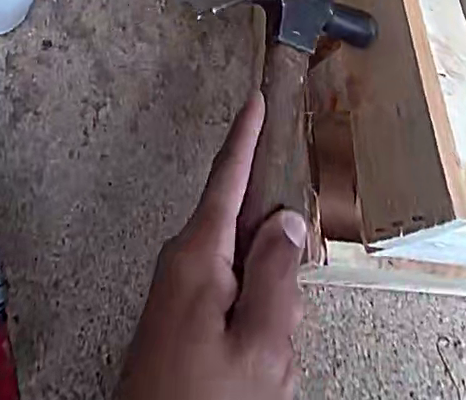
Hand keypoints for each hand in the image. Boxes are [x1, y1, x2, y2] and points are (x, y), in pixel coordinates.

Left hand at [116, 92, 307, 399]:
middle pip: (247, 229)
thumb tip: (285, 221)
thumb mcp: (259, 346)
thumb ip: (277, 274)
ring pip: (246, 270)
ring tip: (264, 362)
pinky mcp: (181, 316)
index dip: (245, 135)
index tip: (254, 99)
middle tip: (282, 322)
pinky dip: (253, 322)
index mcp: (199, 256)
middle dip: (276, 262)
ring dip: (268, 306)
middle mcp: (184, 263)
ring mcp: (181, 291)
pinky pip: (232, 298)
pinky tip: (251, 367)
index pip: (228, 176)